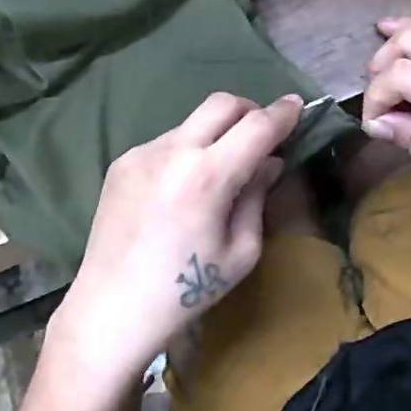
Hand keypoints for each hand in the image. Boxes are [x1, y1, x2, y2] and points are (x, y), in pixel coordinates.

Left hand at [47, 92, 303, 396]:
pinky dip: (186, 151)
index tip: (297, 106)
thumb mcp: (240, 251)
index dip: (283, 113)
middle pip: (222, 103)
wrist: (113, 306)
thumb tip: (269, 162)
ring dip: (216, 134)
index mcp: (207, 177)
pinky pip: (166, 142)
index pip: (256, 126)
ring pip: (191, 122)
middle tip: (262, 134)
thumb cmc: (185, 290)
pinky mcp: (121, 162)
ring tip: (218, 172)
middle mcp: (172, 151)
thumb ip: (256, 196)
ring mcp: (142, 153)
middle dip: (250, 110)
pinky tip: (181, 189)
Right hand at [361, 14, 410, 217]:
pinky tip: (389, 33)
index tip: (374, 125)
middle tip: (379, 105)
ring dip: (392, 47)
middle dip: (380, 70)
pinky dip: (410, 31)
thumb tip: (374, 122)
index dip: (376, 97)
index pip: (402, 75)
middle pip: (409, 42)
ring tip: (379, 76)